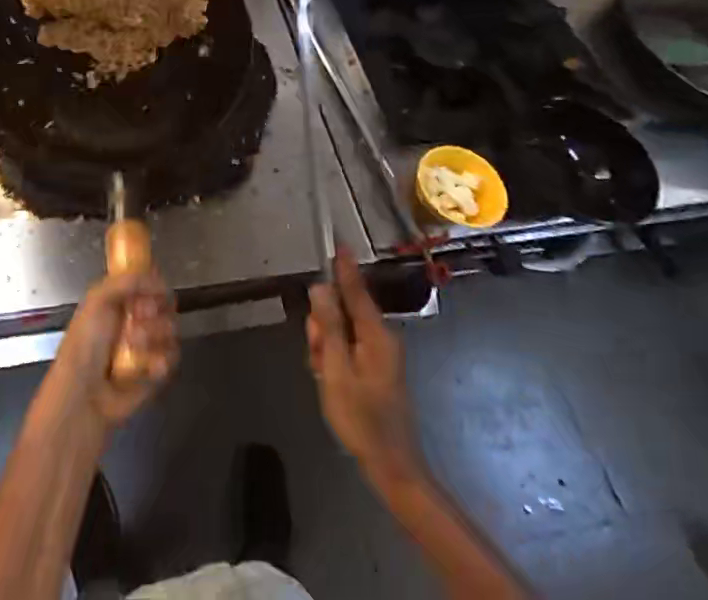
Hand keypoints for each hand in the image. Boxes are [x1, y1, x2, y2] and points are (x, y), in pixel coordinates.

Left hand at [46, 271, 177, 426]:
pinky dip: (161, 360)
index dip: (153, 284)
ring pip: (171, 328)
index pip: (148, 283)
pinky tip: (148, 366)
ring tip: (135, 346)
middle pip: (165, 304)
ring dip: (154, 335)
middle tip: (140, 317)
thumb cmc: (85, 344)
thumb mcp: (97, 300)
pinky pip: (172, 356)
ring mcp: (146, 347)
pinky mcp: (155, 372)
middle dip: (155, 309)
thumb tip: (158, 279)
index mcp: (117, 302)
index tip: (151, 290)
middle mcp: (133, 321)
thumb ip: (128, 280)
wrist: (83, 395)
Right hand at [308, 251, 422, 489]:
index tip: (339, 244)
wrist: (391, 463)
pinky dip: (335, 359)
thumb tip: (320, 288)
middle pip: (345, 314)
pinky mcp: (378, 369)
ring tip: (323, 375)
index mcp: (376, 334)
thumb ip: (328, 327)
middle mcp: (383, 338)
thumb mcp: (336, 370)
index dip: (344, 269)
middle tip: (316, 357)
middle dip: (324, 327)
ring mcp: (382, 354)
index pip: (357, 291)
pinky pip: (349, 350)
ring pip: (344, 333)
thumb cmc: (361, 416)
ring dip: (327, 348)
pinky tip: (330, 381)